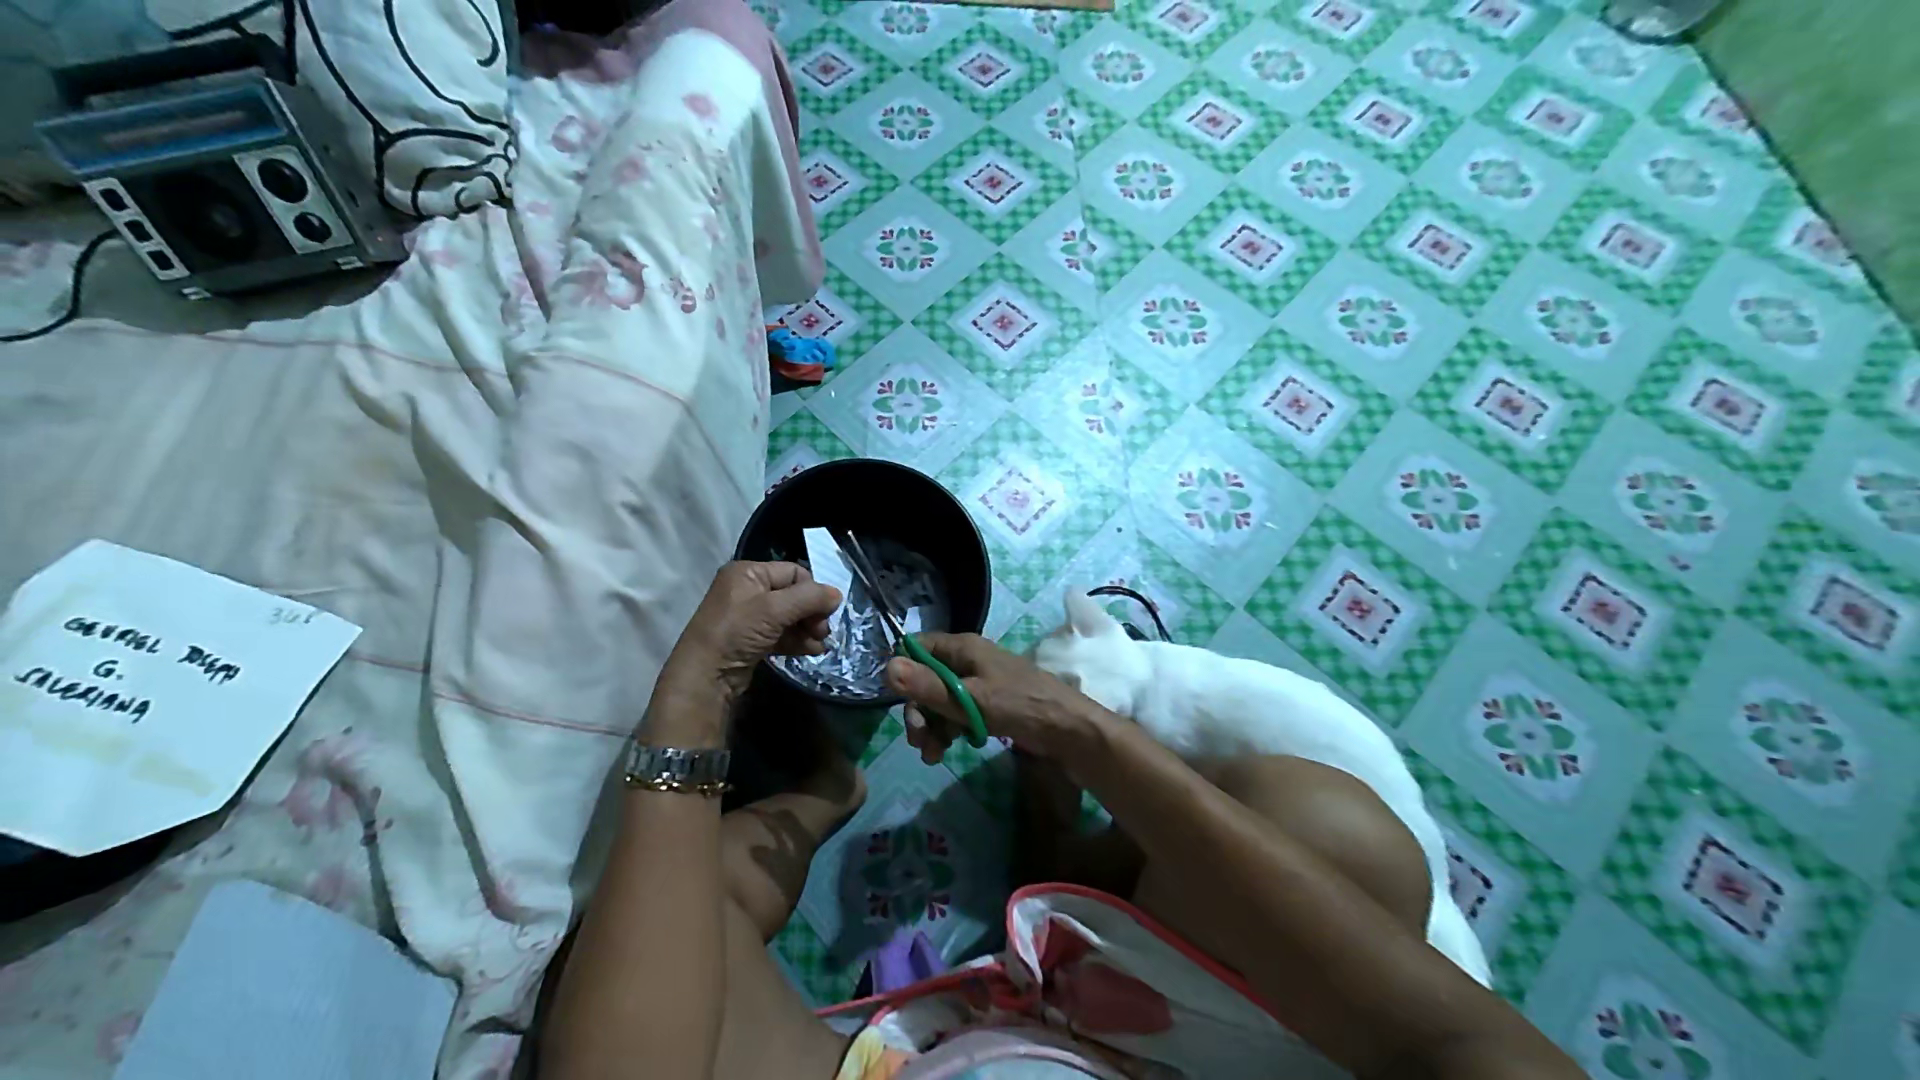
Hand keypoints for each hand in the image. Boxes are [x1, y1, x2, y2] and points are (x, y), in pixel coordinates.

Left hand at [659, 561, 842, 712]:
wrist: (705, 676)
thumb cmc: (736, 632)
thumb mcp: (774, 610)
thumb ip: (809, 598)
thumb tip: (837, 594)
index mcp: (748, 572)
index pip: (794, 572)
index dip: (812, 591)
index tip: (825, 613)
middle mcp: (748, 590)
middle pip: (794, 595)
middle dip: (812, 613)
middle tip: (822, 631)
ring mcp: (749, 616)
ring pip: (790, 616)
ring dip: (808, 629)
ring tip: (820, 644)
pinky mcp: (751, 639)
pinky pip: (782, 633)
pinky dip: (797, 640)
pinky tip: (812, 651)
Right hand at [883, 633, 1107, 764]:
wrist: (1070, 731)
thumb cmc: (1020, 706)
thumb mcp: (970, 699)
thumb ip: (929, 687)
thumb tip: (886, 668)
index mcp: (964, 648)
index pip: (919, 647)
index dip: (905, 671)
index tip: (900, 700)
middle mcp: (969, 660)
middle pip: (927, 679)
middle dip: (919, 710)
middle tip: (919, 741)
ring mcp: (980, 683)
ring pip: (941, 701)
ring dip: (932, 726)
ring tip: (933, 755)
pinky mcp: (989, 705)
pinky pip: (957, 714)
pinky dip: (949, 731)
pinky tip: (947, 751)